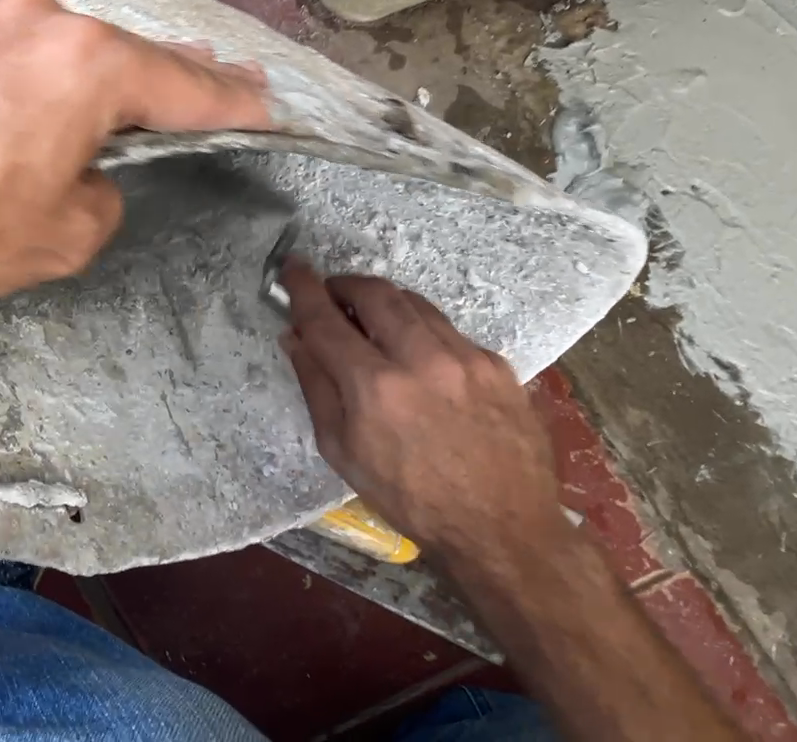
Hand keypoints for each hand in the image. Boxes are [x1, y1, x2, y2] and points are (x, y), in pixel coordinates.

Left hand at [0, 0, 269, 345]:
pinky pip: (27, 52)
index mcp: (88, 63)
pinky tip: (64, 93)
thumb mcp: (65, 234)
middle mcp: (44, 20)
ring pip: (76, 47)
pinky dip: (55, 73)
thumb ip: (105, 190)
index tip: (266, 108)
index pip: (185, 86)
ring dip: (110, 74)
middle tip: (226, 87)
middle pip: (131, 54)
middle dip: (176, 79)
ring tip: (145, 92)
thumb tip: (87, 167)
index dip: (233, 104)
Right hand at [280, 261, 567, 562]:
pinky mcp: (498, 367)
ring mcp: (467, 359)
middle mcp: (422, 360)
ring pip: (414, 303)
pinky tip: (417, 356)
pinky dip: (420, 330)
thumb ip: (316, 385)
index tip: (292, 266)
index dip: (303, 288)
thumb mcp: (340, 448)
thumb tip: (295, 337)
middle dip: (345, 284)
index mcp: (375, 386)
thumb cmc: (408, 495)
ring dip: (383, 301)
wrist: (504, 528)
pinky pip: (449, 330)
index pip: (326, 319)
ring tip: (370, 319)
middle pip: (375, 292)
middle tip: (332, 295)